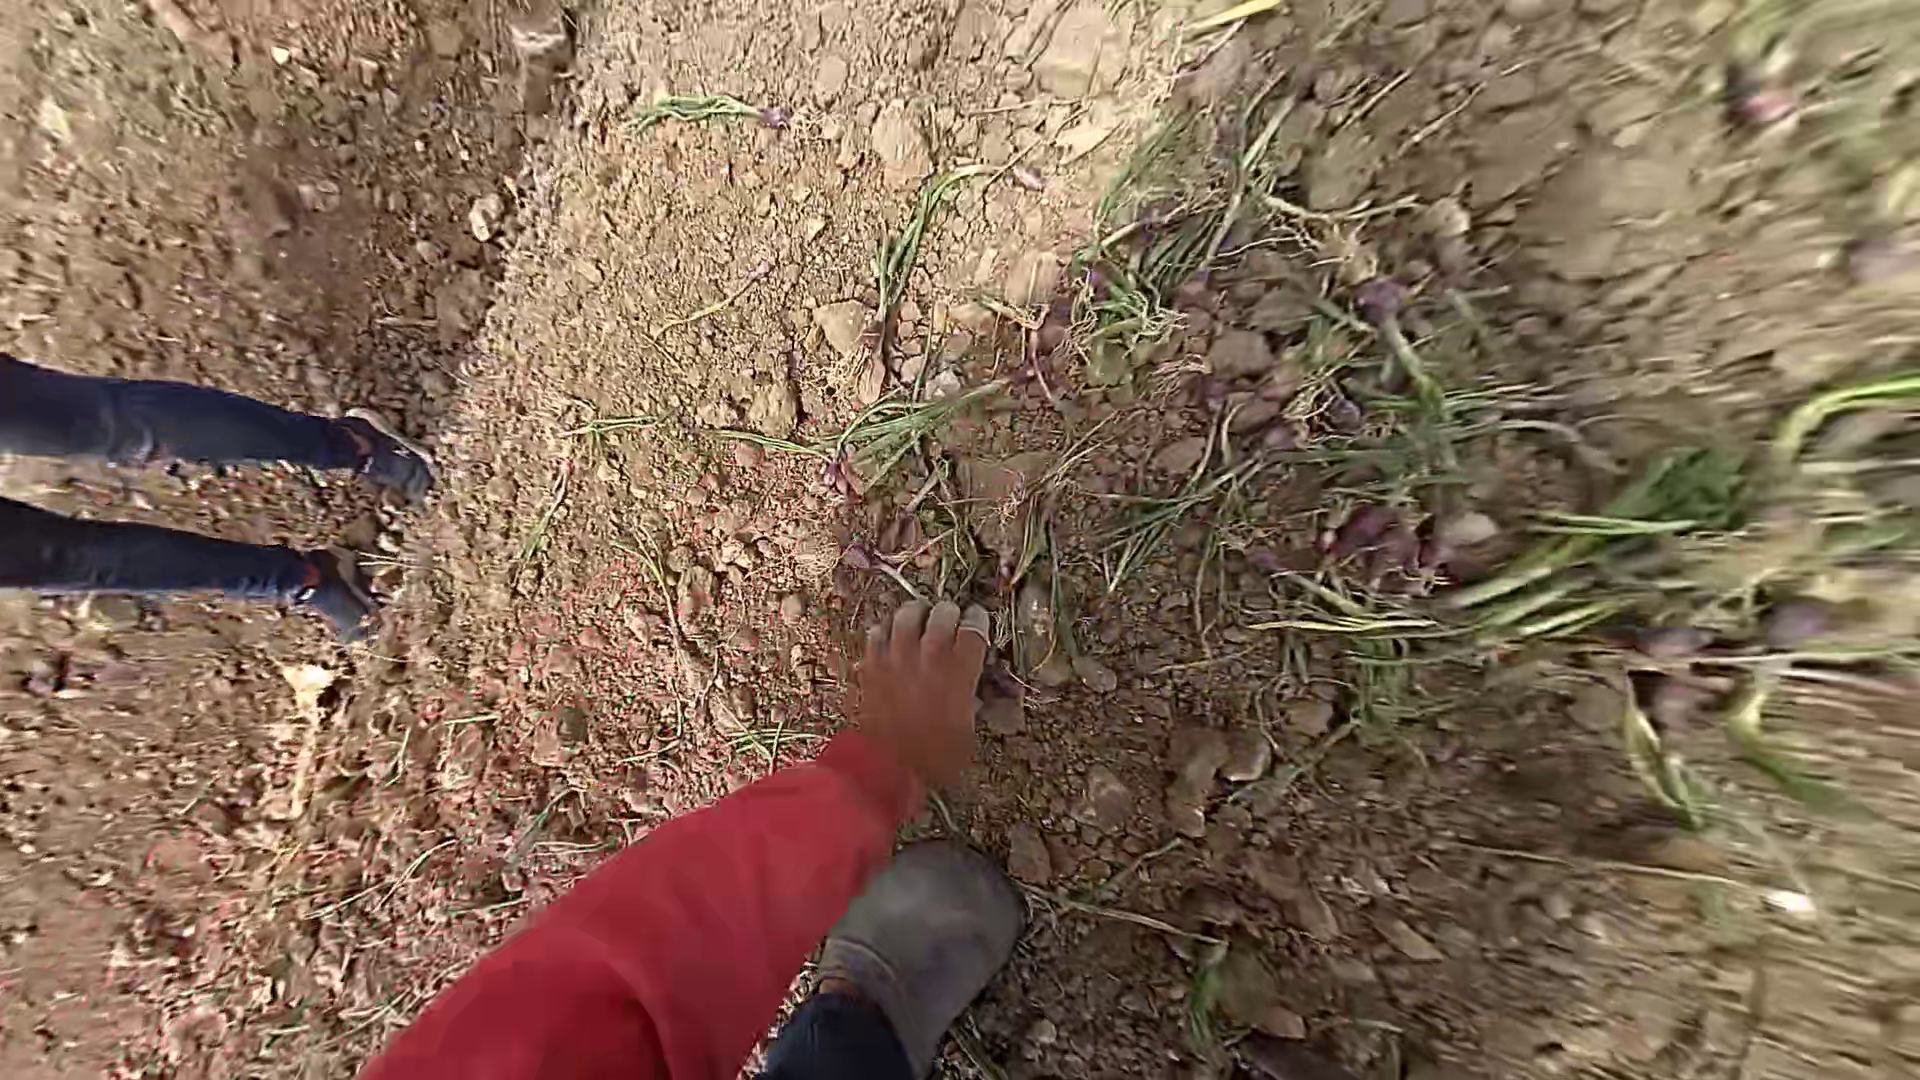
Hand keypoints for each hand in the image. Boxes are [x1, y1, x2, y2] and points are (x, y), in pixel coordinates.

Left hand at [854, 600, 989, 788]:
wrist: (884, 768)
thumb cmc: (932, 759)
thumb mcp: (966, 733)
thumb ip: (972, 704)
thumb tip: (976, 693)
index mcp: (959, 673)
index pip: (974, 630)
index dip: (978, 619)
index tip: (977, 618)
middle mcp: (929, 658)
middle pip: (942, 614)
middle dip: (949, 612)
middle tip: (949, 616)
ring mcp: (897, 658)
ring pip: (907, 616)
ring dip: (916, 612)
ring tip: (919, 615)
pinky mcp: (872, 665)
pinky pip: (877, 633)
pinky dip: (885, 630)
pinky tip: (889, 634)